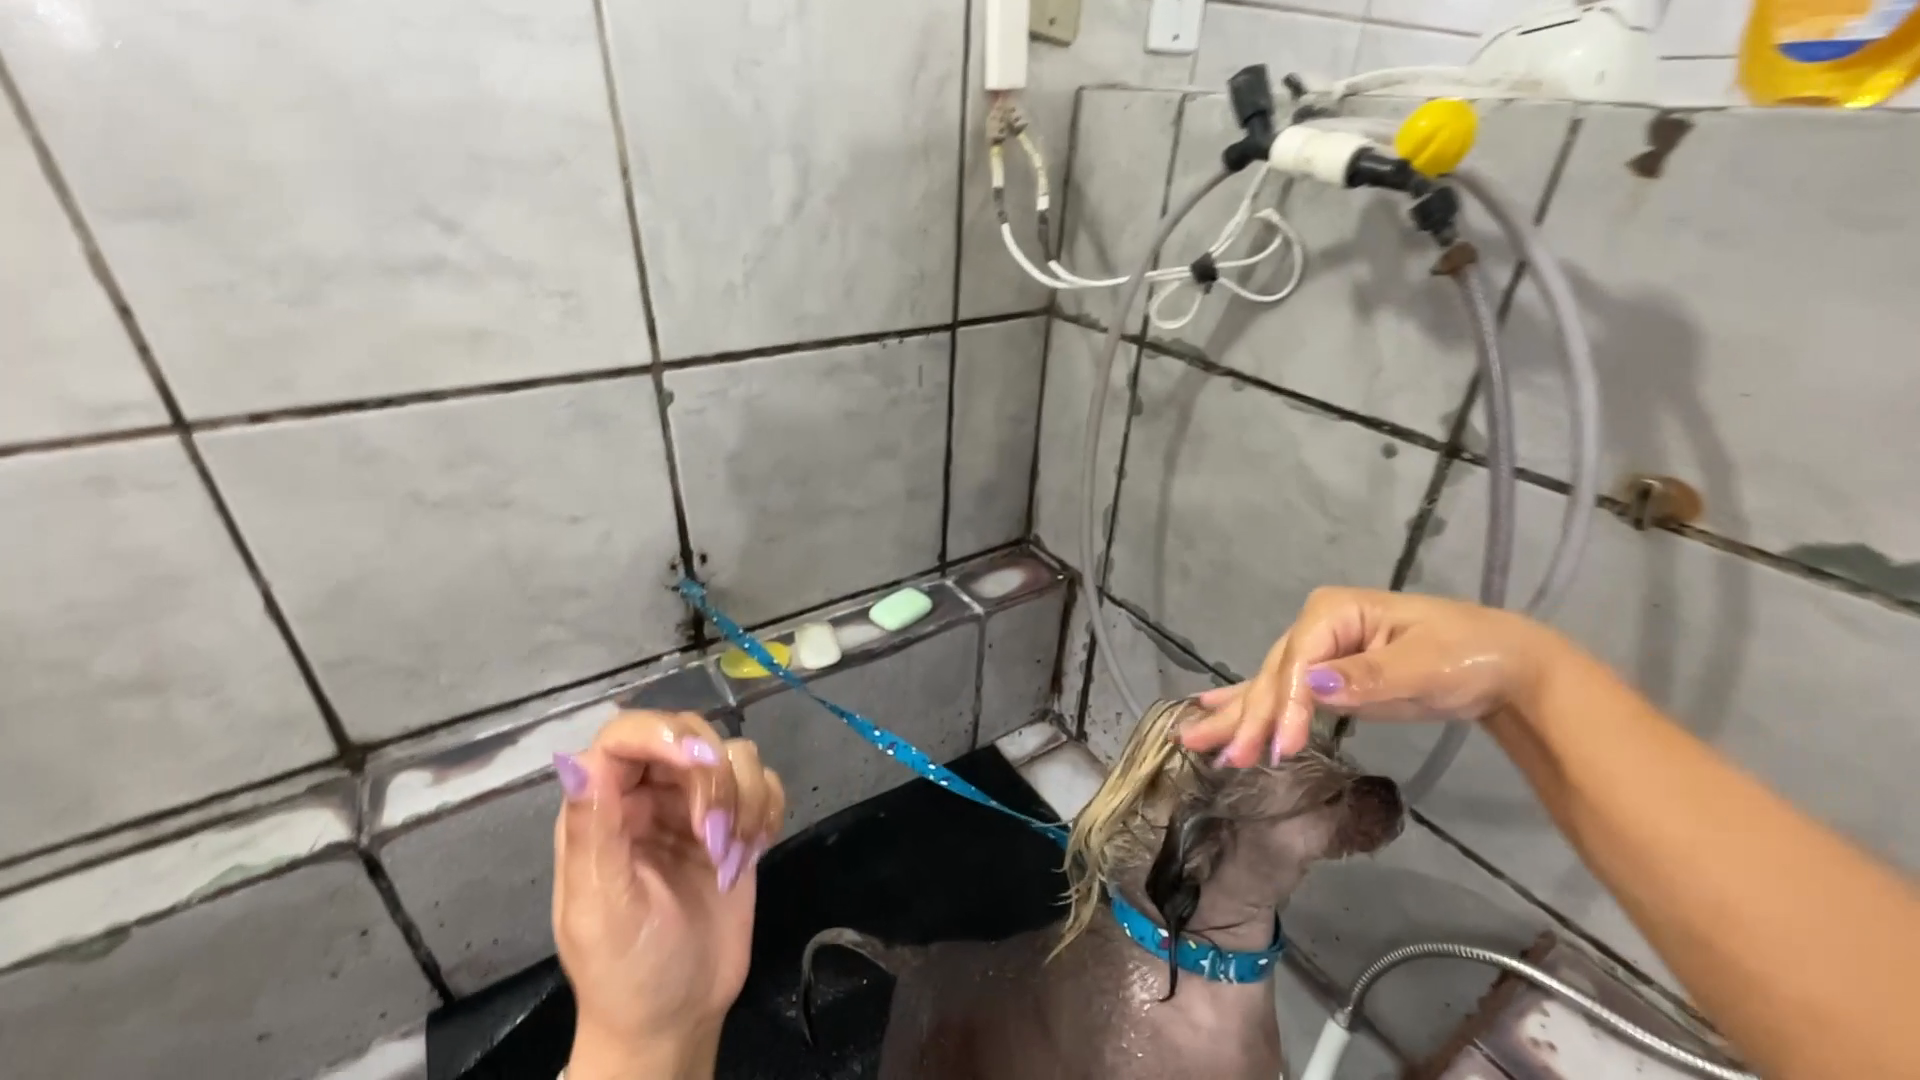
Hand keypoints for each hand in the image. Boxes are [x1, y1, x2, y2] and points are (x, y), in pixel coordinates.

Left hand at [551, 710, 785, 1079]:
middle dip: (712, 778)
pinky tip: (754, 850)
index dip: (662, 733)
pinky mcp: (738, 824)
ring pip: (735, 754)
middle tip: (714, 834)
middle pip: (689, 733)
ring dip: (744, 799)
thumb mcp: (601, 909)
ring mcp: (696, 808)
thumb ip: (593, 832)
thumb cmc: (626, 970)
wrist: (678, 1016)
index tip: (699, 761)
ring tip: (732, 855)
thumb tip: (578, 762)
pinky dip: (768, 808)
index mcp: (602, 809)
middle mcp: (649, 795)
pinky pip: (765, 782)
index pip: (624, 736)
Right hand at [1177, 587, 1563, 766]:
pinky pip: (1280, 692)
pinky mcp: (1325, 677)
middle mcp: (1315, 627)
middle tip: (1225, 758)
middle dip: (1250, 718)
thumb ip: (1366, 676)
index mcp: (1334, 612)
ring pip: (1267, 685)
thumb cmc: (1467, 655)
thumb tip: (1311, 684)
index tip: (1282, 750)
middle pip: (1273, 676)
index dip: (1287, 706)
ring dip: (1234, 716)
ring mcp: (1317, 651)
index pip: (1297, 663)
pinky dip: (1248, 704)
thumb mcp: (1423, 665)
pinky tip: (1212, 709)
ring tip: (1192, 737)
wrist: (1502, 665)